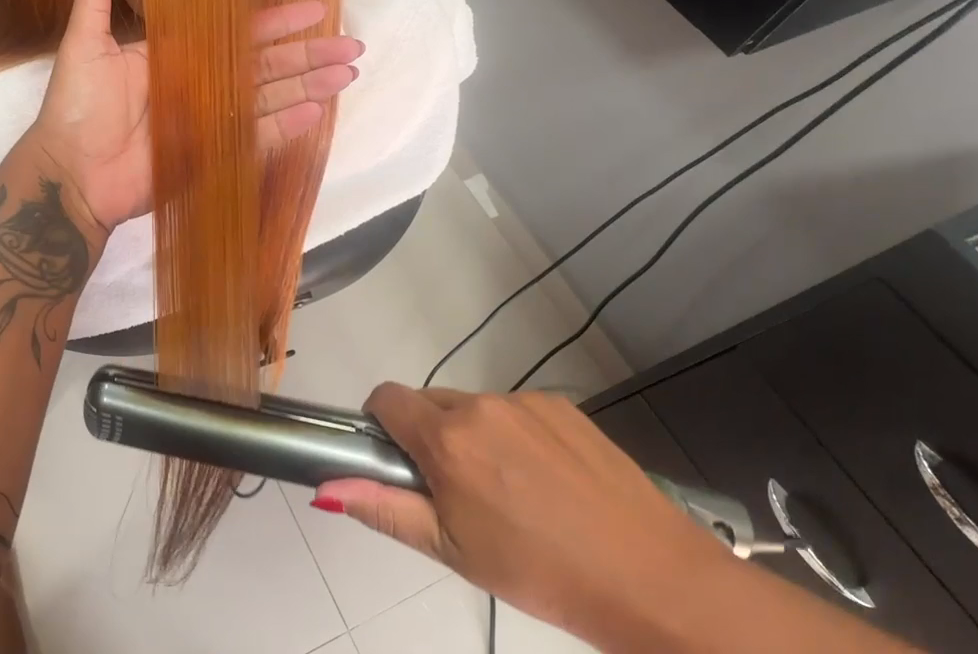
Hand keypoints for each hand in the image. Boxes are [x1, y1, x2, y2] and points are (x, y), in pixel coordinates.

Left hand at [26, 0, 363, 232]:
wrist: (71, 175)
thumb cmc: (77, 109)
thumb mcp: (83, 50)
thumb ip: (93, 6)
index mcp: (176, 56)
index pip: (236, 34)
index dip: (276, 22)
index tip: (315, 10)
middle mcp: (199, 85)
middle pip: (265, 66)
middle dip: (308, 56)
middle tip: (353, 46)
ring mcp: (209, 122)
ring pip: (269, 99)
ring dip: (308, 87)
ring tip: (347, 75)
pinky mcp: (212, 156)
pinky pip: (256, 139)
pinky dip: (286, 127)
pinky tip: (316, 111)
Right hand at [312, 385, 733, 644]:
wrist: (653, 579)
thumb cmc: (540, 572)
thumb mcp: (452, 551)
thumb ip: (383, 510)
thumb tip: (324, 486)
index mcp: (448, 438)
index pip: (386, 398)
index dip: (380, 425)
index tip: (397, 464)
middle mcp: (483, 404)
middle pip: (430, 404)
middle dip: (429, 438)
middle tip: (456, 494)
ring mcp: (529, 402)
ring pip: (475, 408)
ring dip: (473, 438)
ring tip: (510, 495)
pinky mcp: (566, 407)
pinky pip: (517, 411)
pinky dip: (515, 437)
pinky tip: (546, 484)